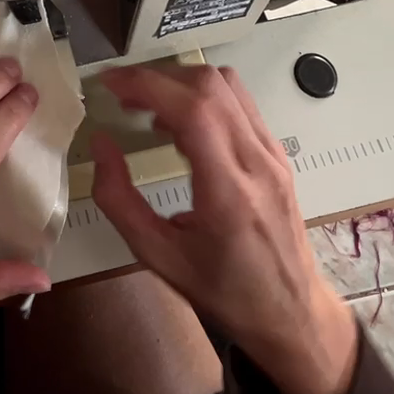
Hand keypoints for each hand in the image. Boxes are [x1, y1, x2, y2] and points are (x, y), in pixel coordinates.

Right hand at [89, 64, 359, 393]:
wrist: (292, 315)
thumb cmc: (225, 292)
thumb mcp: (158, 256)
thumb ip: (118, 199)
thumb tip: (101, 144)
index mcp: (229, 191)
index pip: (193, 110)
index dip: (147, 85)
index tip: (112, 85)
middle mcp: (257, 162)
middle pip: (209, 85)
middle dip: (157, 77)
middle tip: (123, 95)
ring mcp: (272, 153)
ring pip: (227, 83)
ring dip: (181, 82)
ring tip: (150, 107)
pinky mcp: (277, 152)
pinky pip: (238, 102)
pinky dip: (203, 96)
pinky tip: (181, 122)